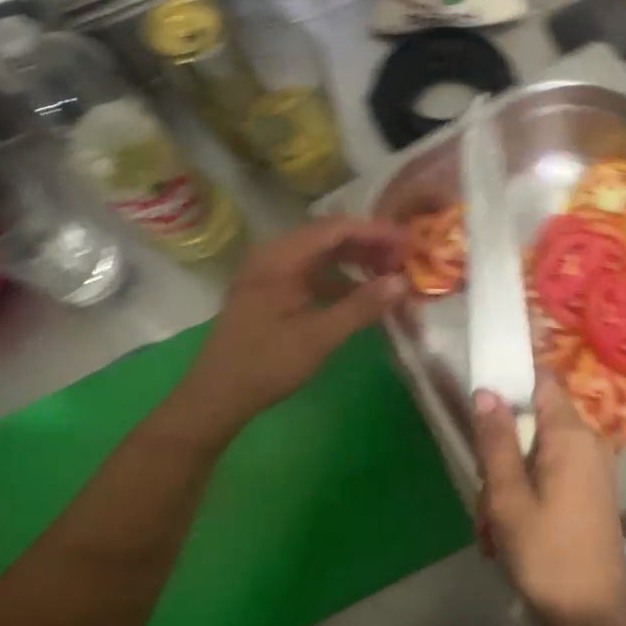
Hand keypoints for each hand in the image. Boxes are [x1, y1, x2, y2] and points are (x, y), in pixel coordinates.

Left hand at [180, 218, 405, 427]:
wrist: (215, 396)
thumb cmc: (265, 364)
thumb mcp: (318, 337)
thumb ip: (361, 306)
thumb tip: (402, 283)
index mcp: (280, 258)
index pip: (336, 229)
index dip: (376, 231)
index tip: (409, 241)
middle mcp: (273, 255)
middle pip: (328, 237)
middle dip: (368, 244)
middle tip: (405, 258)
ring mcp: (269, 273)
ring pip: (321, 255)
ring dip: (355, 261)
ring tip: (390, 274)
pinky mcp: (270, 292)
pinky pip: (311, 273)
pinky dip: (338, 280)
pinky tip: (362, 296)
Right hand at [473, 376, 625, 625]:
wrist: (593, 615)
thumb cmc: (547, 554)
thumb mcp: (508, 498)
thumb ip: (496, 442)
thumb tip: (486, 391)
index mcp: (571, 435)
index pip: (540, 380)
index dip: (509, 384)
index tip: (481, 412)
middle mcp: (588, 442)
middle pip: (532, 422)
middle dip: (499, 455)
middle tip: (485, 500)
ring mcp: (592, 468)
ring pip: (534, 454)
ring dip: (506, 485)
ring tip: (492, 530)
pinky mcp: (590, 492)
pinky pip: (548, 476)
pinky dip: (525, 497)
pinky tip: (507, 536)